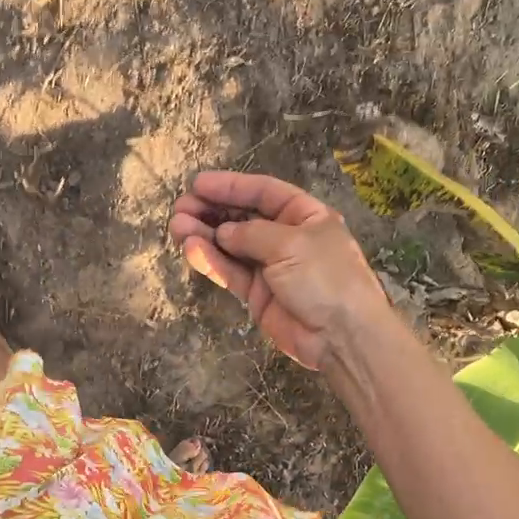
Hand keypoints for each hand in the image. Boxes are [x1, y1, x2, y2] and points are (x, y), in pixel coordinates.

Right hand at [169, 171, 392, 369]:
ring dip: (204, 236)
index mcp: (304, 215)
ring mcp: (270, 268)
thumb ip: (252, 233)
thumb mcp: (291, 243)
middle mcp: (286, 238)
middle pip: (242, 218)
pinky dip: (212, 262)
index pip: (263, 193)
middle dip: (211, 212)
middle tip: (181, 209)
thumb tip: (222, 232)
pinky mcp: (258, 295)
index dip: (231, 187)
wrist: (341, 335)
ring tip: (177, 227)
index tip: (198, 184)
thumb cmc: (325, 278)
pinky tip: (191, 250)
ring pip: (231, 246)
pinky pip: (231, 273)